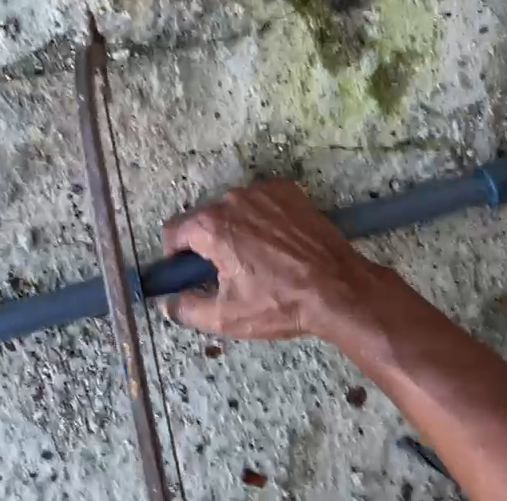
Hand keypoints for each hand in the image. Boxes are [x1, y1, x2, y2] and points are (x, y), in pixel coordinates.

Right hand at [159, 178, 392, 340]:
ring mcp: (260, 190)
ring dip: (236, 228)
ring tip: (260, 258)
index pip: (174, 231)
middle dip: (210, 243)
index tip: (190, 272)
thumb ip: (187, 309)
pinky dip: (262, 217)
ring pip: (233, 208)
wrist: (337, 287)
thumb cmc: (279, 302)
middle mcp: (231, 199)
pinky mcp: (285, 189)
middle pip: (205, 219)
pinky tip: (278, 242)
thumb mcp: (226, 317)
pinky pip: (260, 200)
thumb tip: (169, 302)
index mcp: (211, 226)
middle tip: (231, 272)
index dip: (176, 254)